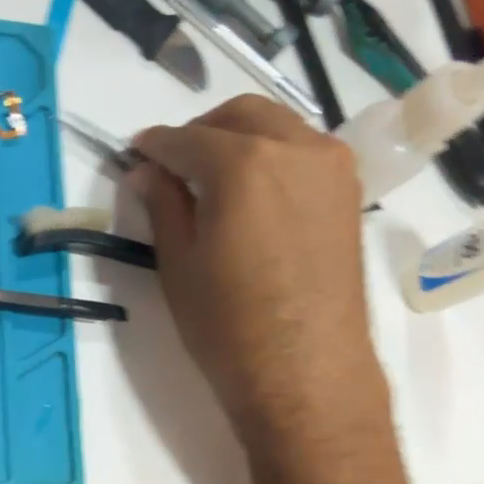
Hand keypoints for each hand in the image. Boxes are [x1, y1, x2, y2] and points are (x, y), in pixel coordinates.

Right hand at [127, 96, 387, 457]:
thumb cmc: (226, 325)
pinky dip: (270, 156)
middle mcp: (294, 147)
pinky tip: (249, 195)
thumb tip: (146, 172)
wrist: (303, 369)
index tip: (135, 155)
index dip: (156, 146)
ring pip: (277, 126)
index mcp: (243, 164)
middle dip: (201, 131)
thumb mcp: (178, 266)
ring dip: (239, 139)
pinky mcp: (348, 190)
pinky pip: (302, 151)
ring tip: (210, 181)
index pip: (188, 138)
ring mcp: (330, 165)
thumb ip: (163, 206)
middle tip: (171, 165)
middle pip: (241, 115)